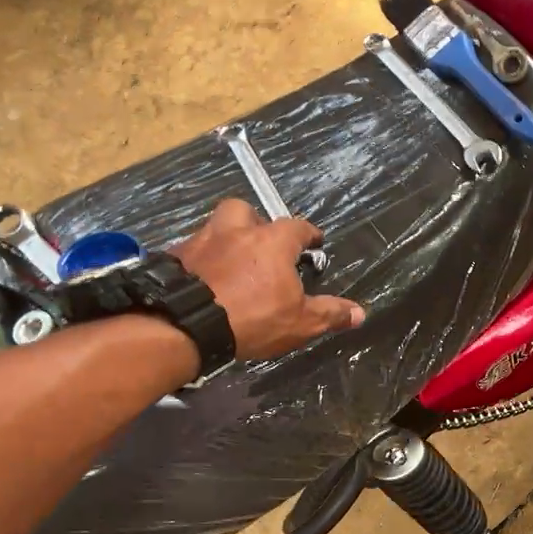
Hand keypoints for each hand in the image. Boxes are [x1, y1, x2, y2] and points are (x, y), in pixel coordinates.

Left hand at [168, 199, 363, 359]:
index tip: (315, 242)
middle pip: (244, 210)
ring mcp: (199, 242)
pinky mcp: (173, 256)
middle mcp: (234, 232)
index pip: (296, 226)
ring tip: (236, 262)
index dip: (309, 233)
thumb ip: (331, 313)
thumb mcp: (303, 322)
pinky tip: (209, 279)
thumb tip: (359, 312)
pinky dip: (204, 260)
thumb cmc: (253, 317)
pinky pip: (193, 251)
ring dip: (228, 239)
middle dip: (256, 222)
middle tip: (263, 243)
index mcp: (271, 243)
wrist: (183, 323)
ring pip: (215, 227)